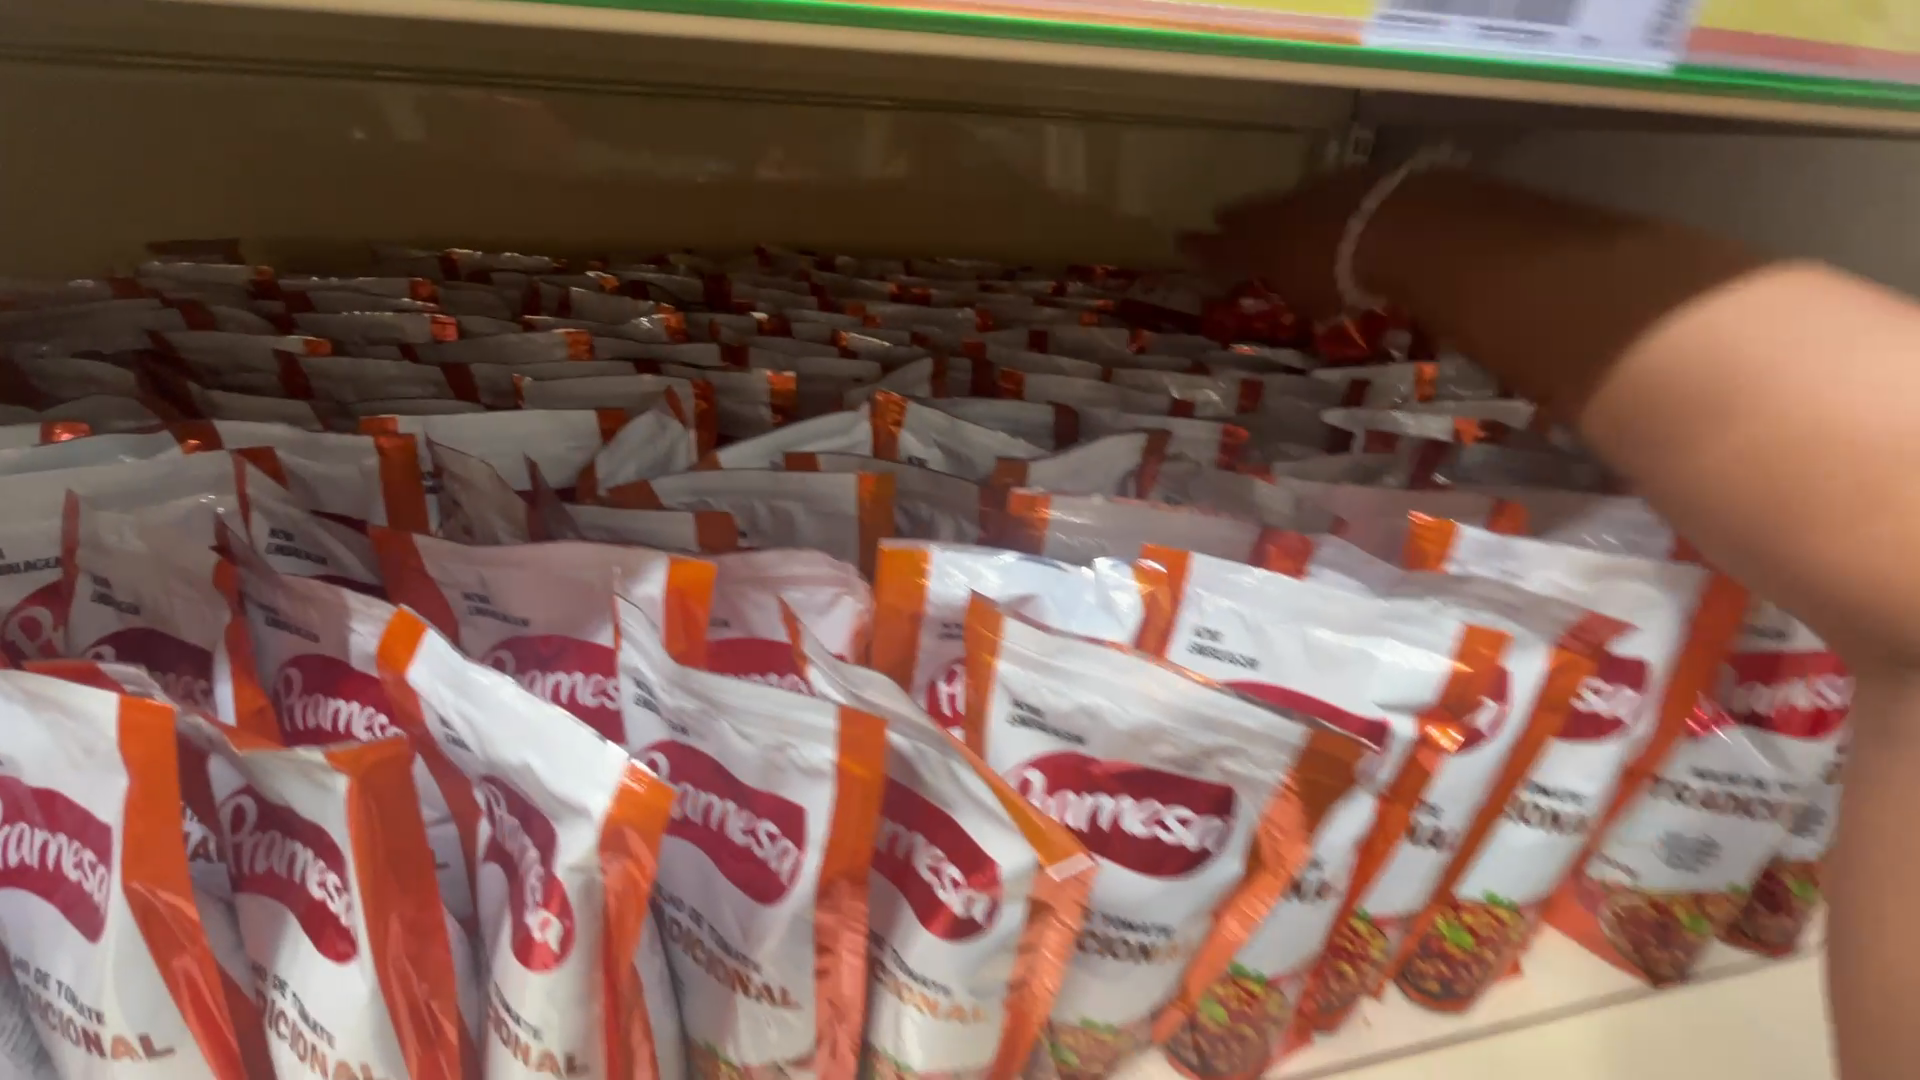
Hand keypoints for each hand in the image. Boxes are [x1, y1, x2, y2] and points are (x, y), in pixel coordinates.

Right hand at [1177, 168, 1386, 322]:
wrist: (1396, 227)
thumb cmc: (1339, 278)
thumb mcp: (1311, 302)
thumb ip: (1298, 293)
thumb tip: (1297, 290)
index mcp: (1258, 247)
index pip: (1219, 250)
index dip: (1200, 249)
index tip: (1181, 240)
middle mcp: (1279, 214)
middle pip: (1249, 215)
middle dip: (1234, 219)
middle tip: (1222, 216)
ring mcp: (1316, 191)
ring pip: (1287, 199)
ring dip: (1279, 208)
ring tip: (1276, 214)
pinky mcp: (1353, 178)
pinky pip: (1327, 192)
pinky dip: (1322, 204)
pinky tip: (1330, 211)